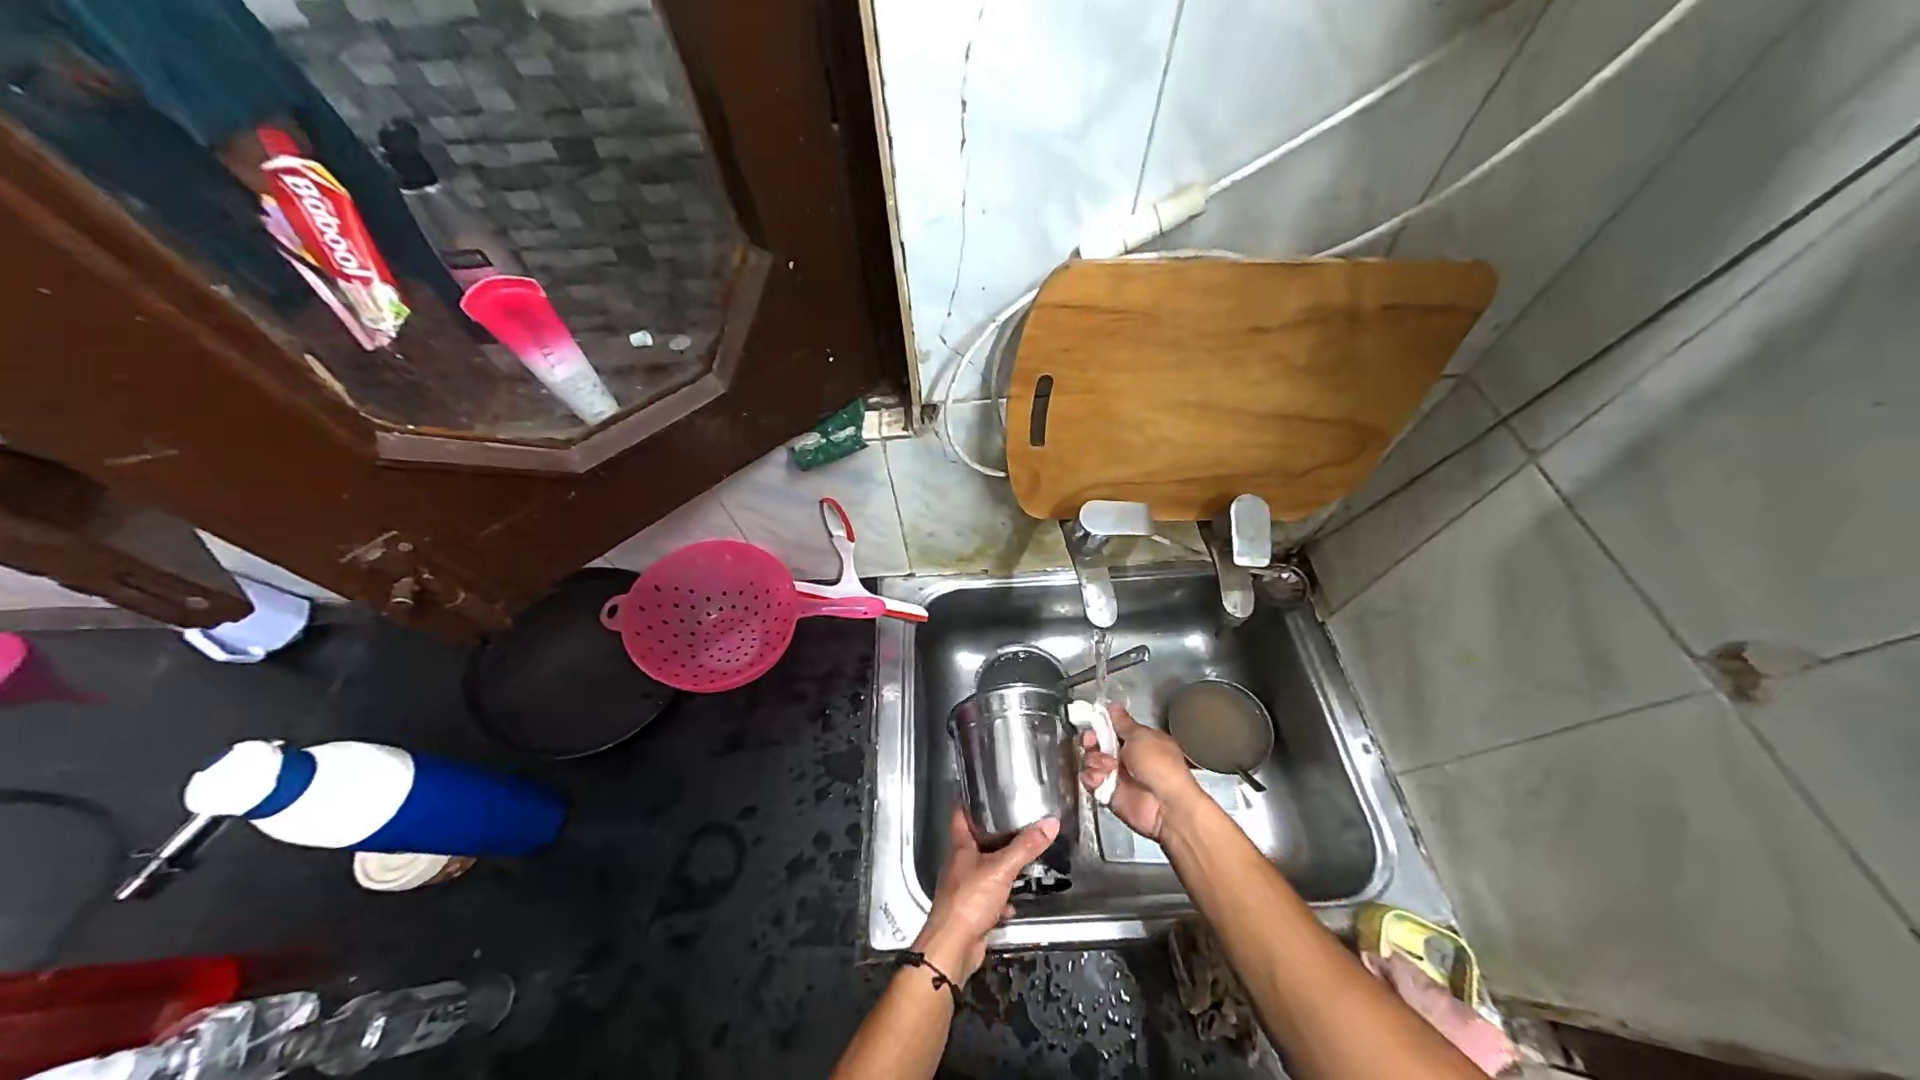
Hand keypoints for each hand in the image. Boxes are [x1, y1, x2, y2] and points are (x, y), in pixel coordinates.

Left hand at [912, 807, 1057, 983]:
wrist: (952, 947)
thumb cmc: (969, 900)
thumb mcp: (1002, 868)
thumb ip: (1025, 847)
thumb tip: (1050, 822)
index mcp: (960, 848)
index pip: (959, 815)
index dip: (968, 802)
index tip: (982, 791)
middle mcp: (958, 865)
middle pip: (974, 844)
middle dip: (992, 836)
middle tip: (1013, 826)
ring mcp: (962, 890)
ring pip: (982, 872)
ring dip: (999, 870)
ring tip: (1019, 863)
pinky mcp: (968, 912)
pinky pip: (987, 900)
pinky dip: (1000, 901)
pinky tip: (1011, 905)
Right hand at [1079, 703, 1204, 840]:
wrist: (1166, 806)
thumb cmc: (1162, 768)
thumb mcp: (1141, 736)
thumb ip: (1122, 723)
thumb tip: (1115, 708)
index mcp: (1140, 741)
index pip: (1113, 728)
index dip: (1102, 724)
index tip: (1095, 723)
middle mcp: (1128, 758)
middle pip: (1098, 744)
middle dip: (1092, 741)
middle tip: (1092, 741)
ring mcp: (1118, 776)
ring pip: (1091, 762)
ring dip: (1094, 761)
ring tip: (1107, 766)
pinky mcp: (1110, 794)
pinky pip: (1090, 782)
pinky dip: (1092, 778)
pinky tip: (1101, 778)